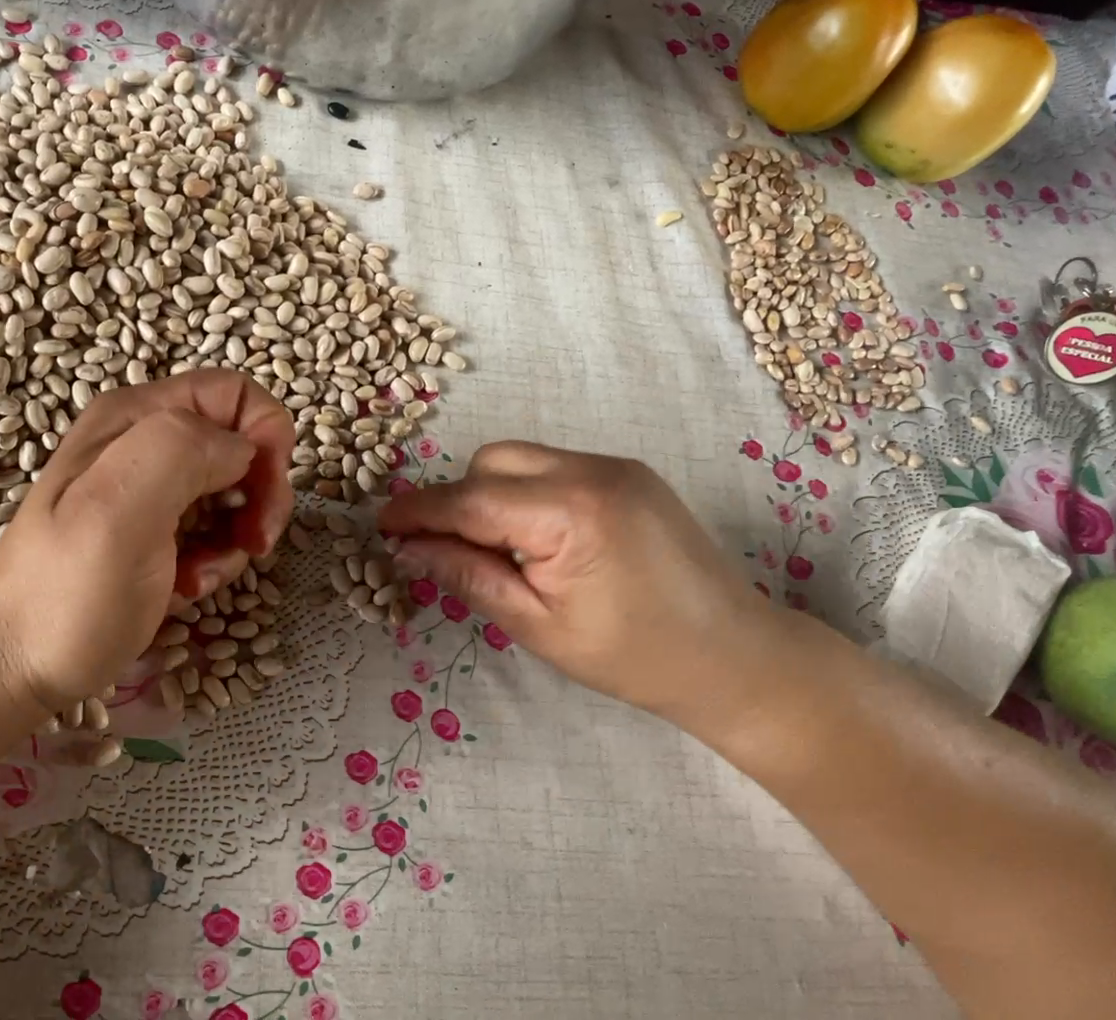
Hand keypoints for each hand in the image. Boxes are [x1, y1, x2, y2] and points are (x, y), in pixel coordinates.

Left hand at [0, 369, 296, 712]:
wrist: (11, 665)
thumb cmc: (65, 591)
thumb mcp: (118, 508)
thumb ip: (183, 450)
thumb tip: (241, 451)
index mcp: (135, 418)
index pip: (235, 394)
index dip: (266, 438)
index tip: (262, 500)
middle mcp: (143, 444)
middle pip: (240, 445)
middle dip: (258, 495)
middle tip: (251, 545)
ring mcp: (146, 492)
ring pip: (231, 494)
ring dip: (234, 538)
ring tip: (198, 578)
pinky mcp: (151, 537)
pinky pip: (210, 534)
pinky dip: (213, 562)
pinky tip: (185, 589)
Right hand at [377, 441, 784, 720]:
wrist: (735, 655)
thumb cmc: (632, 656)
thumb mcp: (535, 625)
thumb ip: (467, 574)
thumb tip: (409, 547)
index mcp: (569, 514)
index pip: (469, 500)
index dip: (417, 511)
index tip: (380, 525)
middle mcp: (591, 471)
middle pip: (490, 462)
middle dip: (457, 500)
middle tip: (448, 550)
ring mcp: (614, 465)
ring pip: (518, 458)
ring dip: (490, 494)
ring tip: (498, 549)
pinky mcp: (627, 472)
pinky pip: (551, 467)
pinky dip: (525, 493)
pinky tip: (537, 538)